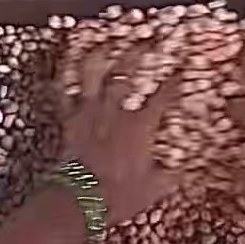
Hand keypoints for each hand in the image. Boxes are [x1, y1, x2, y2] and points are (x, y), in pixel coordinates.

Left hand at [60, 48, 180, 222]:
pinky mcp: (70, 121)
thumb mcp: (155, 188)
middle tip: (146, 42)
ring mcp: (90, 113)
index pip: (163, 96)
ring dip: (100, 56)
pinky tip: (62, 70)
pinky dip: (62, 80)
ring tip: (105, 44)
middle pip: (127, 73)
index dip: (175, 81)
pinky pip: (64, 95)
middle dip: (139, 54)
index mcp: (140, 125)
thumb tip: (181, 170)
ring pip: (93, 74)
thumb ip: (171, 174)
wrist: (79, 201)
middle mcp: (115, 111)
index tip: (182, 71)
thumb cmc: (119, 195)